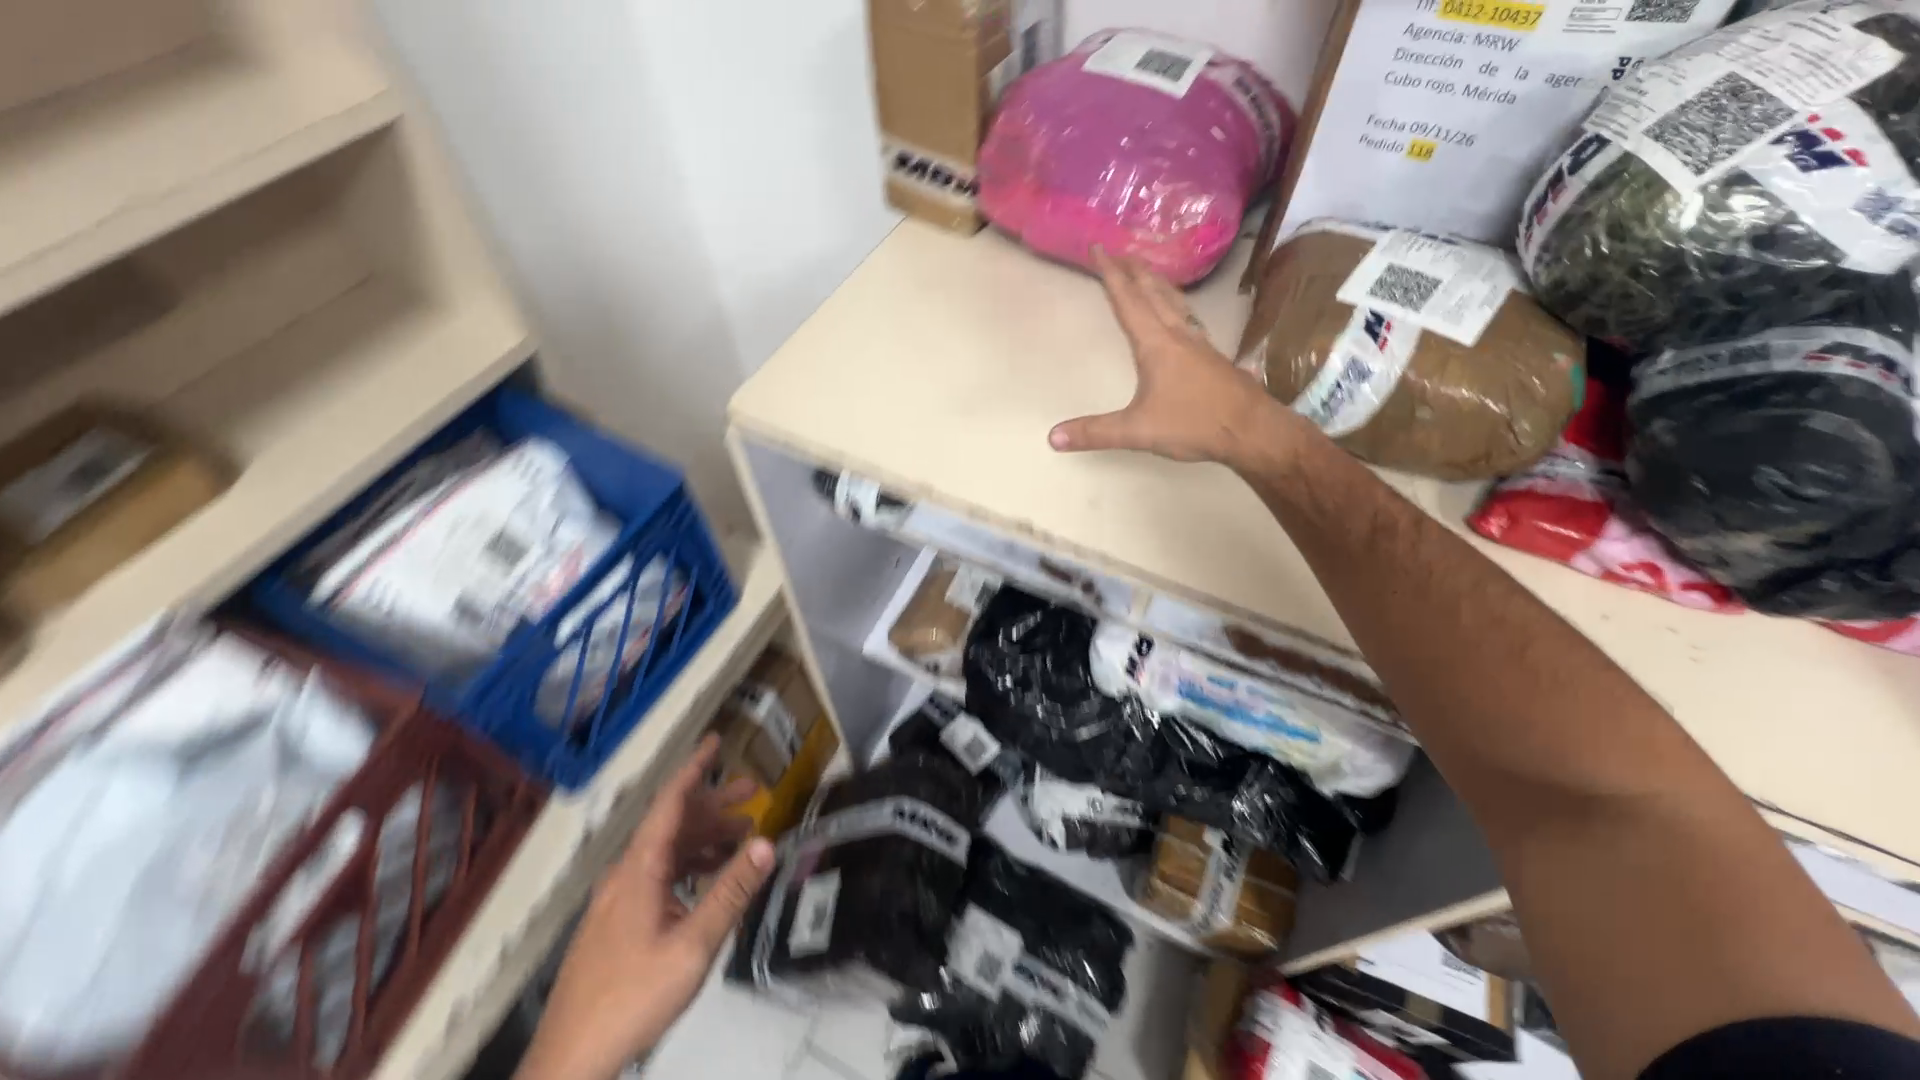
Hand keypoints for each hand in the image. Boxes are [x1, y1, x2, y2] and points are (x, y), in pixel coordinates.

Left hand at [516, 736, 776, 1079]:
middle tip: (755, 792)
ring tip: (744, 837)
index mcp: (639, 870)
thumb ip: (731, 892)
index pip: (669, 804)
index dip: (693, 769)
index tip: (714, 741)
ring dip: (704, 838)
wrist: (572, 1057)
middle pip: (671, 825)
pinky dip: (688, 867)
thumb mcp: (693, 946)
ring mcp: (616, 901)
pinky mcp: (616, 924)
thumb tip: (767, 842)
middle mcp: (624, 876)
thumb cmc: (633, 997)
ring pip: (664, 853)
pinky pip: (657, 878)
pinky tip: (710, 881)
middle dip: (713, 805)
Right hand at [1049, 249, 1311, 468]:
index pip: (1127, 301)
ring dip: (1157, 282)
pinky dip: (1177, 304)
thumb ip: (1095, 433)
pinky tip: (1181, 314)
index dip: (1110, 274)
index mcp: (1156, 344)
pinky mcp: (1214, 357)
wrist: (1253, 430)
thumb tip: (1053, 437)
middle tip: (1118, 251)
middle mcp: (1178, 335)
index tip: (1098, 248)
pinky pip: (1189, 317)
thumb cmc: (1195, 424)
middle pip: (1153, 292)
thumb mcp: (1138, 431)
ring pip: (1175, 301)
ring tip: (1146, 271)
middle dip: (1133, 269)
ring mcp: (1200, 344)